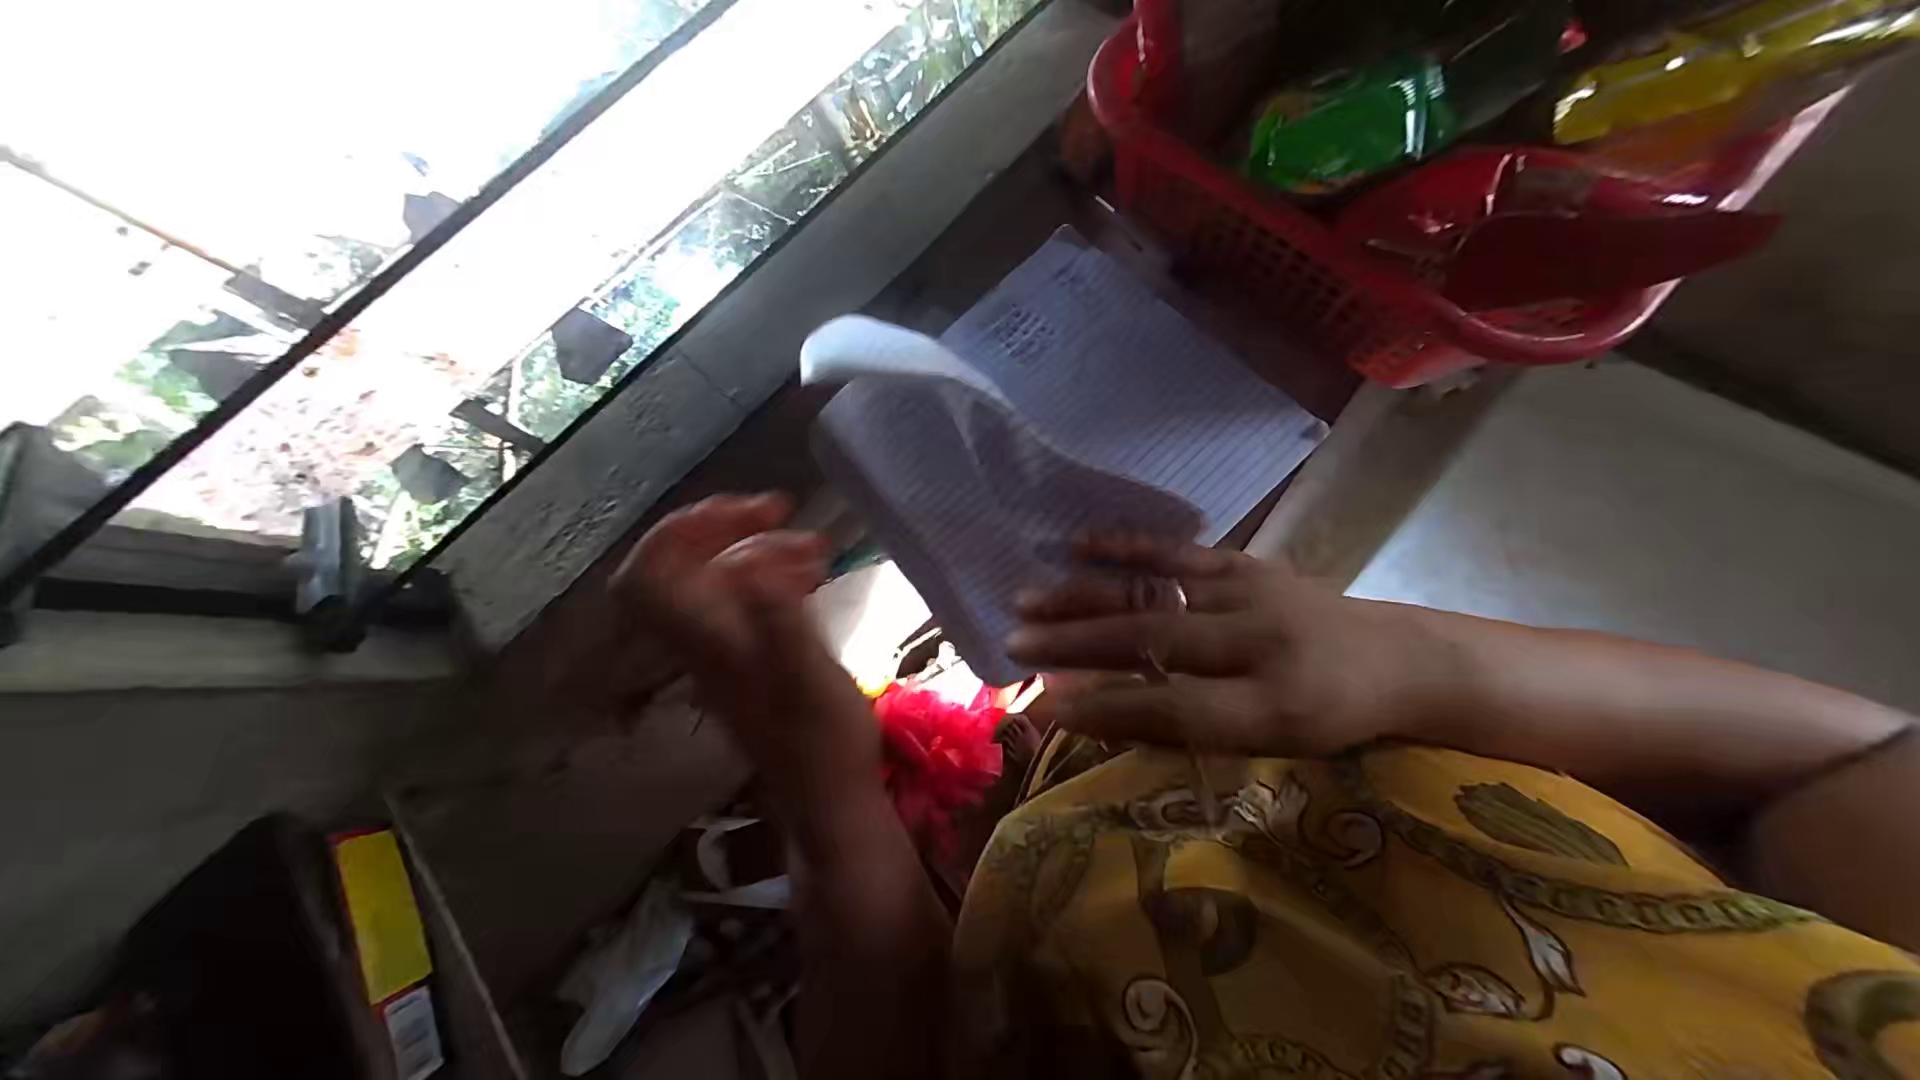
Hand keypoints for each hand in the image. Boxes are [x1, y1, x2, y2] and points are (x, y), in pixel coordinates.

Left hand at [610, 493, 880, 812]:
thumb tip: (747, 567)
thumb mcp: (809, 679)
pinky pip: (748, 599)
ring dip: (758, 548)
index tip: (742, 510)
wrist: (829, 796)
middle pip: (681, 568)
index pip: (651, 575)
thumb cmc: (823, 742)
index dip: (681, 530)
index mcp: (709, 641)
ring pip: (719, 581)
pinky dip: (774, 574)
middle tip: (781, 510)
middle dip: (725, 527)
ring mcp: (728, 650)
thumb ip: (779, 623)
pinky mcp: (753, 658)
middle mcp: (706, 641)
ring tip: (814, 544)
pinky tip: (813, 574)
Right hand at [1007, 536, 1458, 757]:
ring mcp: (1253, 592)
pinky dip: (1126, 547)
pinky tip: (1079, 545)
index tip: (1042, 705)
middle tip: (1015, 645)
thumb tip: (1094, 714)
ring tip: (1027, 600)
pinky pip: (1179, 551)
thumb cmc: (1325, 718)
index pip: (1173, 708)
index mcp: (1276, 707)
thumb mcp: (1267, 744)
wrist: (1395, 659)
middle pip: (1153, 641)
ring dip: (1085, 595)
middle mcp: (1262, 642)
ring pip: (1155, 591)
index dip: (1104, 709)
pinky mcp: (1247, 562)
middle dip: (1076, 645)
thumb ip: (1183, 730)